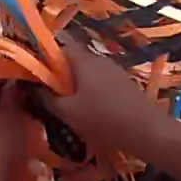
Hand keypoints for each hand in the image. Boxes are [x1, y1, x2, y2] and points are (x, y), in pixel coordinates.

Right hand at [42, 44, 175, 152]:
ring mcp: (115, 71)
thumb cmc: (102, 119)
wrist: (146, 131)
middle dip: (60, 75)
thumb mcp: (68, 112)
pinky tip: (90, 111)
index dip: (46, 59)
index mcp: (84, 61)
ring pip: (88, 73)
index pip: (60, 48)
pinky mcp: (125, 84)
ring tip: (68, 106)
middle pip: (74, 61)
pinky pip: (101, 83)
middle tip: (50, 95)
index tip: (37, 76)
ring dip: (76, 85)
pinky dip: (91, 92)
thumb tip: (34, 88)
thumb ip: (48, 98)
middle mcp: (100, 60)